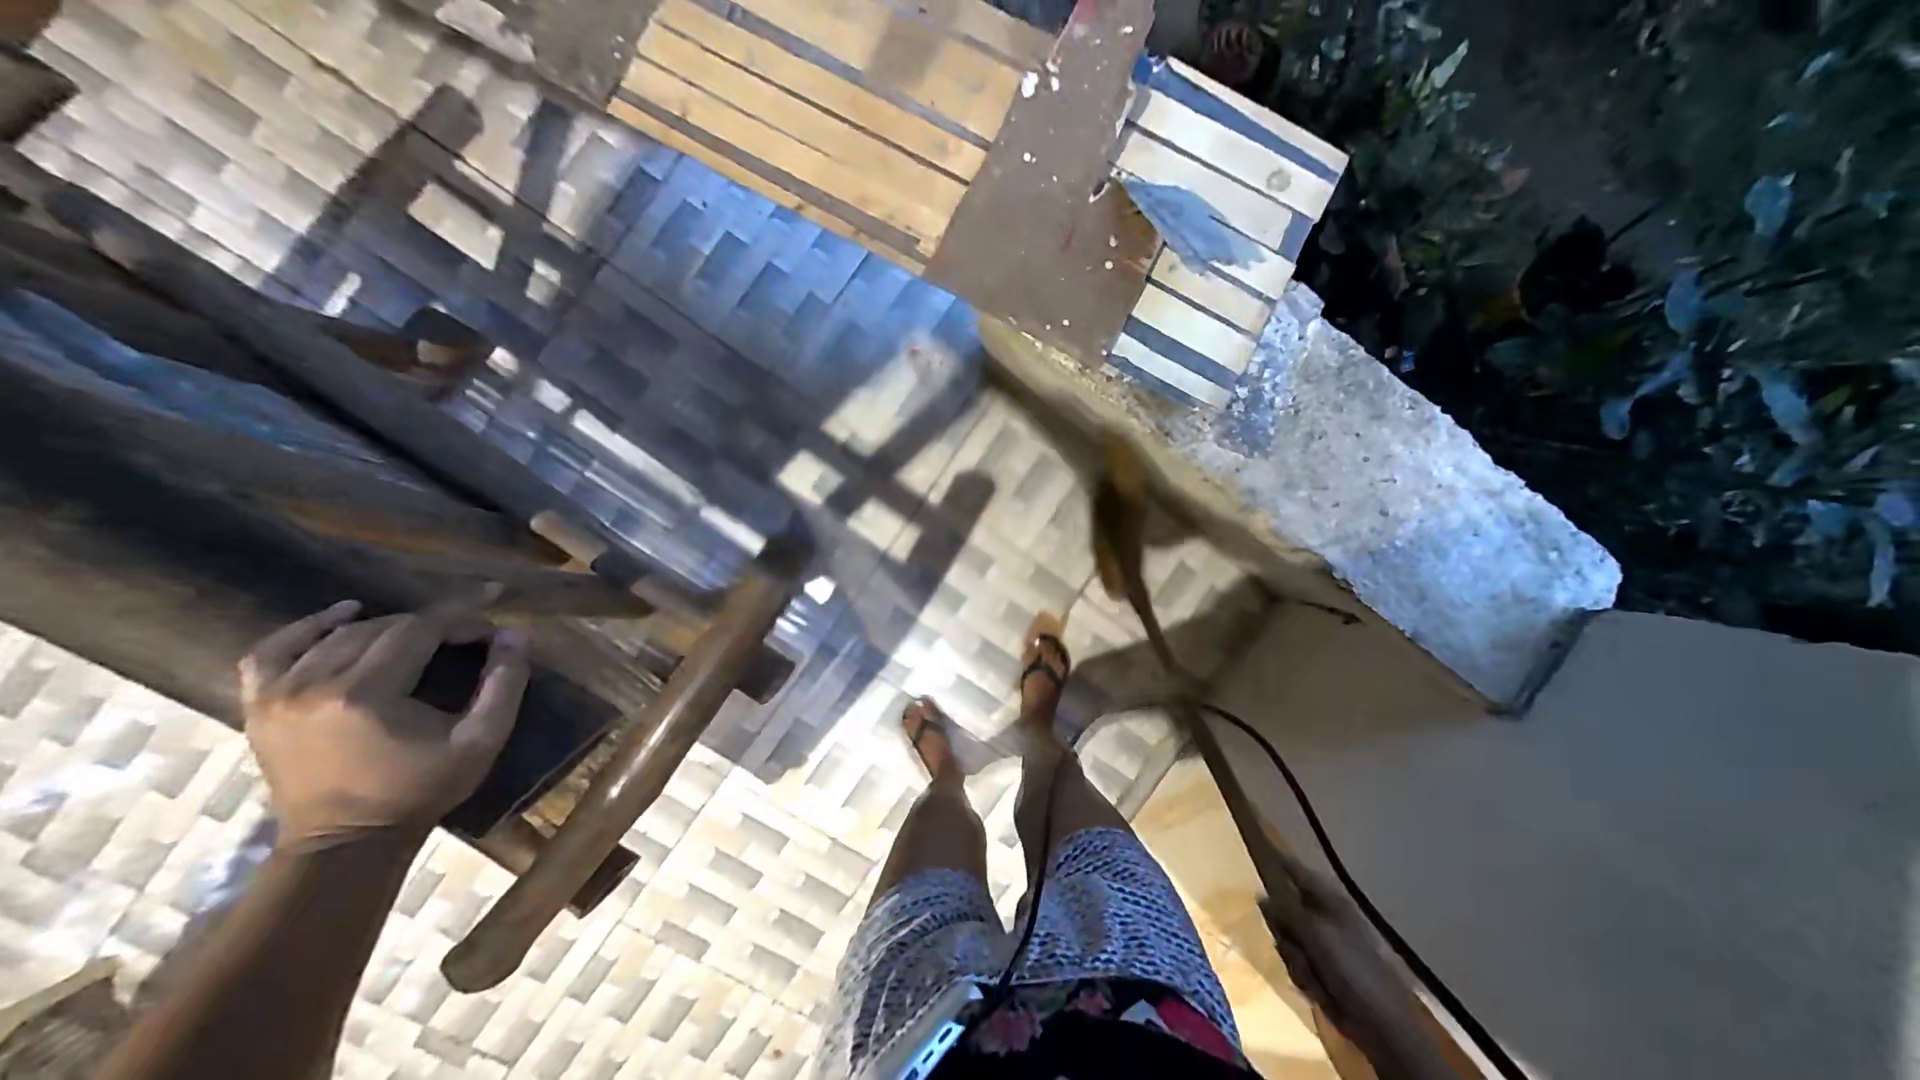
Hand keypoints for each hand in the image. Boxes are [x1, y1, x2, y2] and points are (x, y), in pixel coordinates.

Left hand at [238, 591, 529, 849]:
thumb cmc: (420, 790)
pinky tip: (341, 616)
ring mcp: (276, 694)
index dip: (461, 620)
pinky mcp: (258, 706)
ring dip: (386, 627)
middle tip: (464, 639)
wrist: (346, 842)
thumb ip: (504, 684)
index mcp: (366, 693)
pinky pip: (273, 650)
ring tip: (420, 636)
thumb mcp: (481, 740)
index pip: (420, 629)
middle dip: (431, 625)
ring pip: (339, 635)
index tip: (490, 630)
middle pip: (382, 627)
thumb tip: (511, 634)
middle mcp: (313, 684)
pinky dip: (307, 628)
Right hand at [1264, 854, 1438, 1067]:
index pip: (1299, 873)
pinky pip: (1296, 962)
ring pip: (1287, 939)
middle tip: (1289, 942)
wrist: (1381, 1023)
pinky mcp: (1322, 971)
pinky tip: (1317, 988)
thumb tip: (1261, 895)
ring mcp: (1324, 946)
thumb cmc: (1352, 969)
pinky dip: (1303, 975)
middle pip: (1285, 909)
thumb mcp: (1316, 934)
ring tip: (1310, 973)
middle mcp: (1326, 919)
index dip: (1281, 863)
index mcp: (1331, 903)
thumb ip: (1287, 911)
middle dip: (1284, 929)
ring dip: (1294, 957)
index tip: (1263, 852)